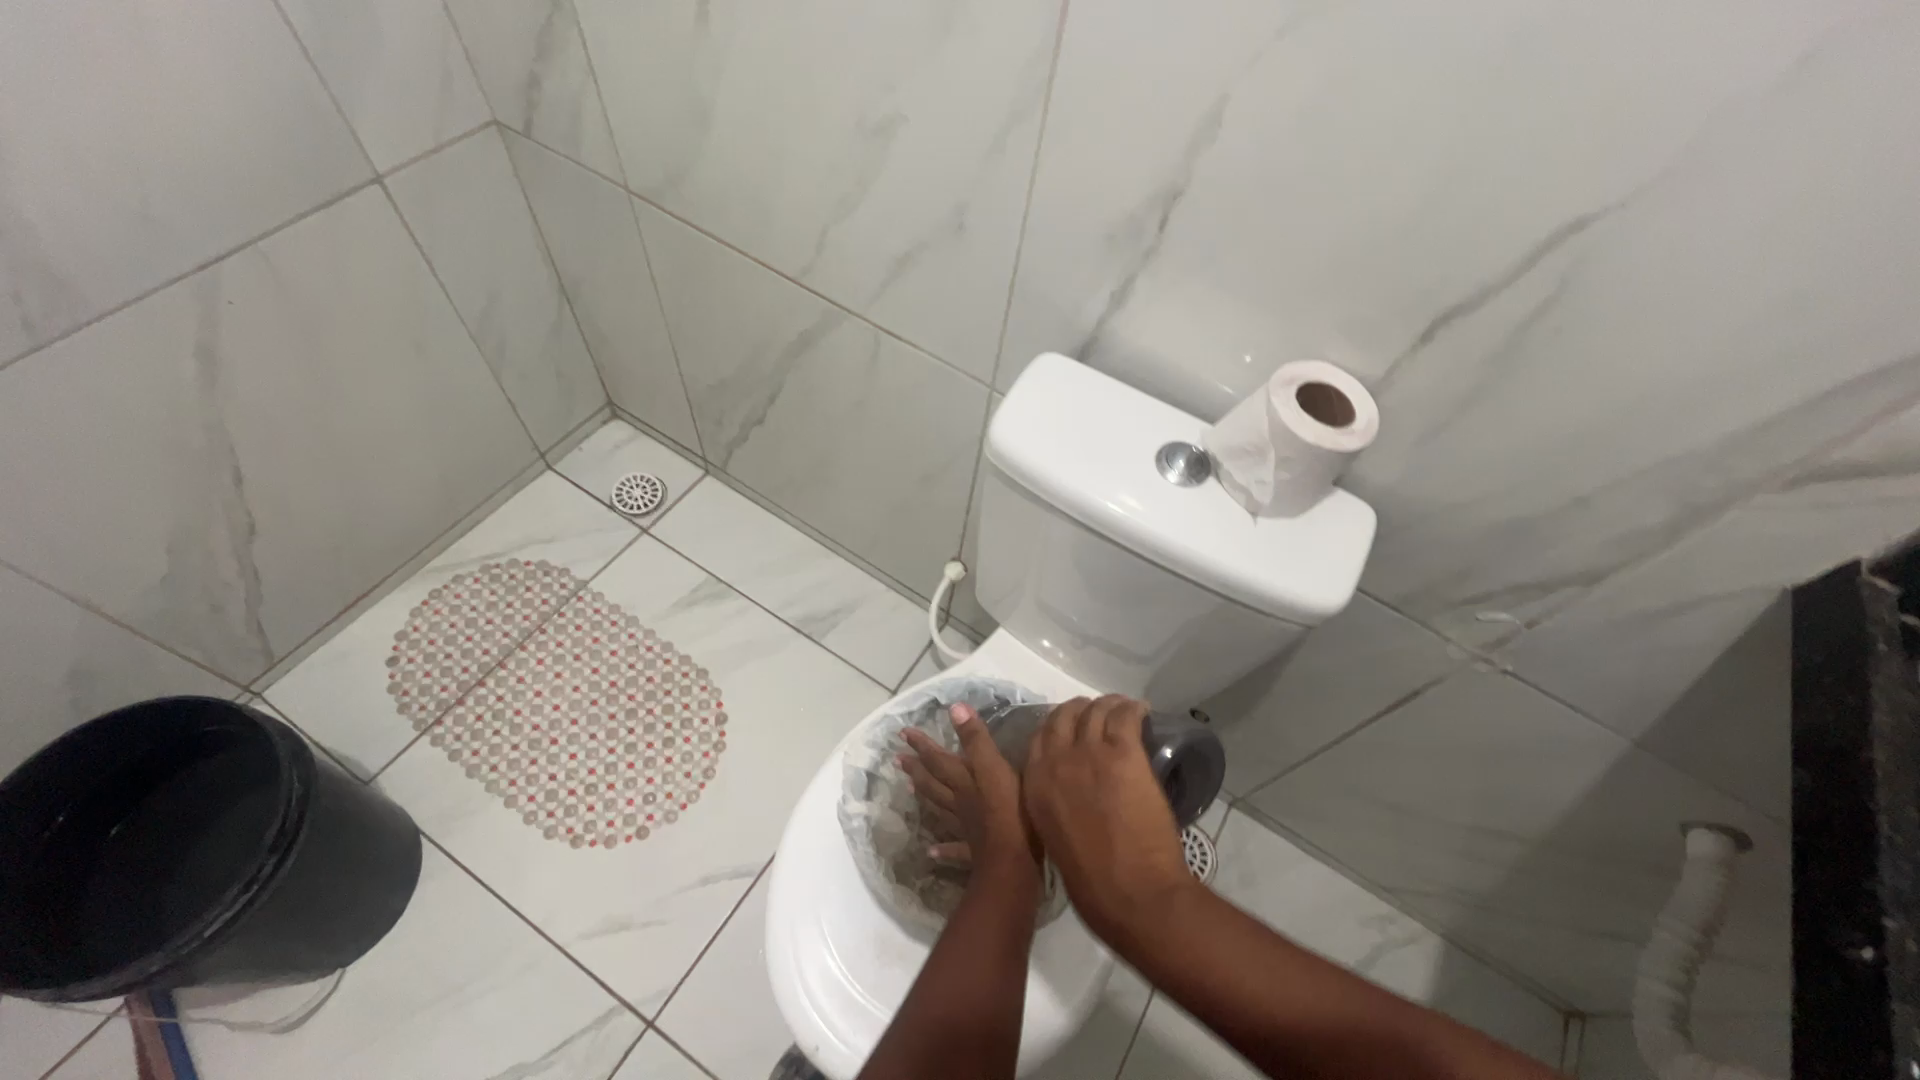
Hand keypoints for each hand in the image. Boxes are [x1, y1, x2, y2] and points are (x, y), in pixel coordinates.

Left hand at [900, 704, 1041, 878]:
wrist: (1012, 859)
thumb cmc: (1009, 808)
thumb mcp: (994, 766)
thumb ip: (976, 739)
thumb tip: (954, 707)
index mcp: (964, 780)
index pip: (938, 758)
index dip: (922, 745)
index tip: (903, 733)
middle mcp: (959, 801)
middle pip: (933, 782)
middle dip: (917, 768)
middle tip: (897, 759)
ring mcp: (965, 827)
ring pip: (939, 809)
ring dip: (925, 798)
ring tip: (910, 791)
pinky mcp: (975, 850)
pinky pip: (955, 848)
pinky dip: (943, 849)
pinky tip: (932, 852)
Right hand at [1023, 695, 1194, 942]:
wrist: (1128, 892)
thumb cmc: (1091, 882)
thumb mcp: (1053, 837)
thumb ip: (1054, 807)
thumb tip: (1070, 797)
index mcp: (1033, 786)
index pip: (1039, 738)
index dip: (1057, 727)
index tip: (1073, 728)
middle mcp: (1055, 761)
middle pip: (1063, 716)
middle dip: (1080, 710)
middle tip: (1099, 714)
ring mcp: (1089, 753)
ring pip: (1095, 710)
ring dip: (1109, 705)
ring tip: (1124, 709)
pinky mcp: (1123, 753)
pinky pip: (1125, 716)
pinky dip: (1134, 709)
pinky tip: (1143, 710)